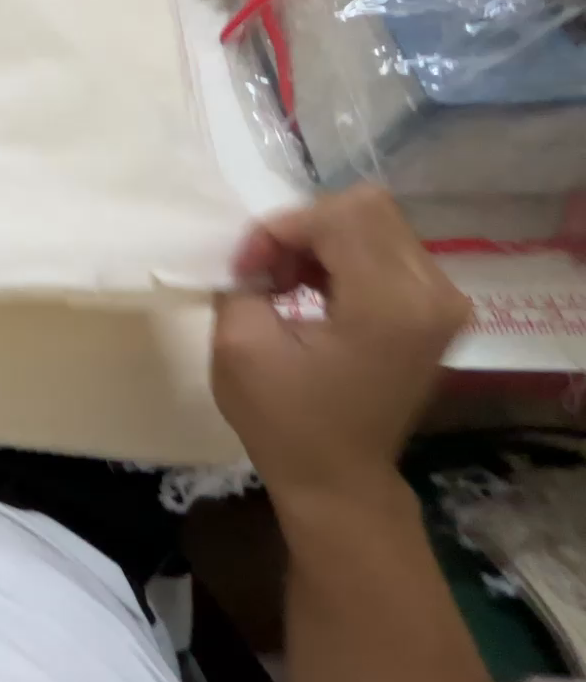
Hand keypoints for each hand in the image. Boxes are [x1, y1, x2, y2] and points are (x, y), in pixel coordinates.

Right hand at [212, 186, 470, 501]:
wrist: (334, 472)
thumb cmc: (280, 415)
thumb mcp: (239, 344)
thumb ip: (246, 284)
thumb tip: (257, 258)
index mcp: (389, 304)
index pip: (341, 216)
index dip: (279, 229)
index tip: (246, 270)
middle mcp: (434, 293)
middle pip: (367, 209)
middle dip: (299, 230)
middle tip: (263, 272)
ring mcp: (442, 301)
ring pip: (376, 225)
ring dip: (317, 244)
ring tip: (282, 285)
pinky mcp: (434, 311)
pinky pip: (385, 252)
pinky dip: (337, 259)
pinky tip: (308, 293)